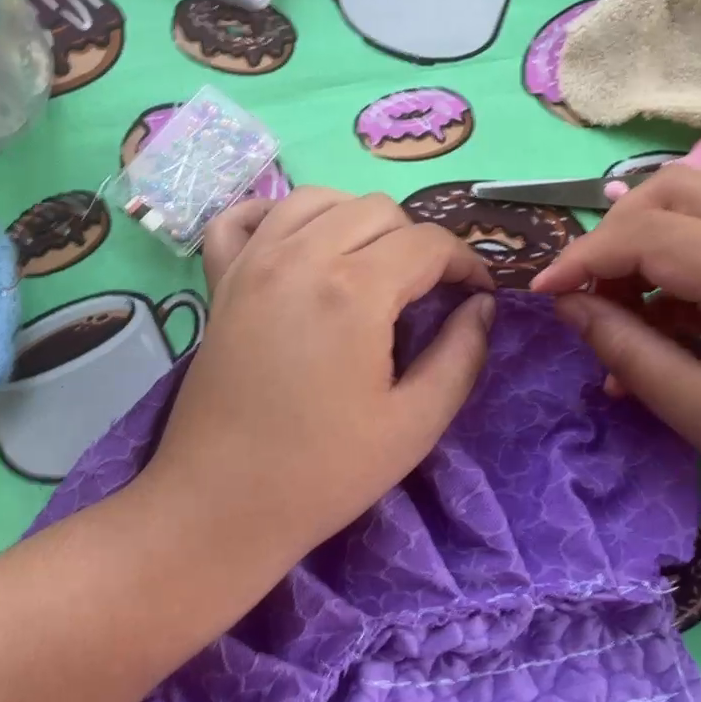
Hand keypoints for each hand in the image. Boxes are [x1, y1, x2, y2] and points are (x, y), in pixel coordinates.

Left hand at [141, 190, 496, 560]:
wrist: (221, 503)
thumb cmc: (323, 473)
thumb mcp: (414, 424)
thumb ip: (461, 356)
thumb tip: (481, 307)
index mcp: (353, 291)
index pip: (428, 243)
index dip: (466, 263)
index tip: (477, 295)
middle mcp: (299, 256)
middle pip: (377, 209)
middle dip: (416, 241)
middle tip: (426, 292)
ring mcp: (251, 262)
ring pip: (316, 198)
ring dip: (355, 219)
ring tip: (369, 266)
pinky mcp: (219, 281)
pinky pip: (241, 217)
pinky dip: (272, 215)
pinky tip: (293, 243)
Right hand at [530, 167, 700, 558]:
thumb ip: (630, 351)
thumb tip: (567, 304)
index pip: (655, 234)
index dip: (586, 257)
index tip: (542, 295)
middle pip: (677, 190)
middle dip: (615, 234)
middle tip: (587, 295)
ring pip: (699, 204)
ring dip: (645, 246)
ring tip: (620, 318)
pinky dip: (677, 267)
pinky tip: (661, 326)